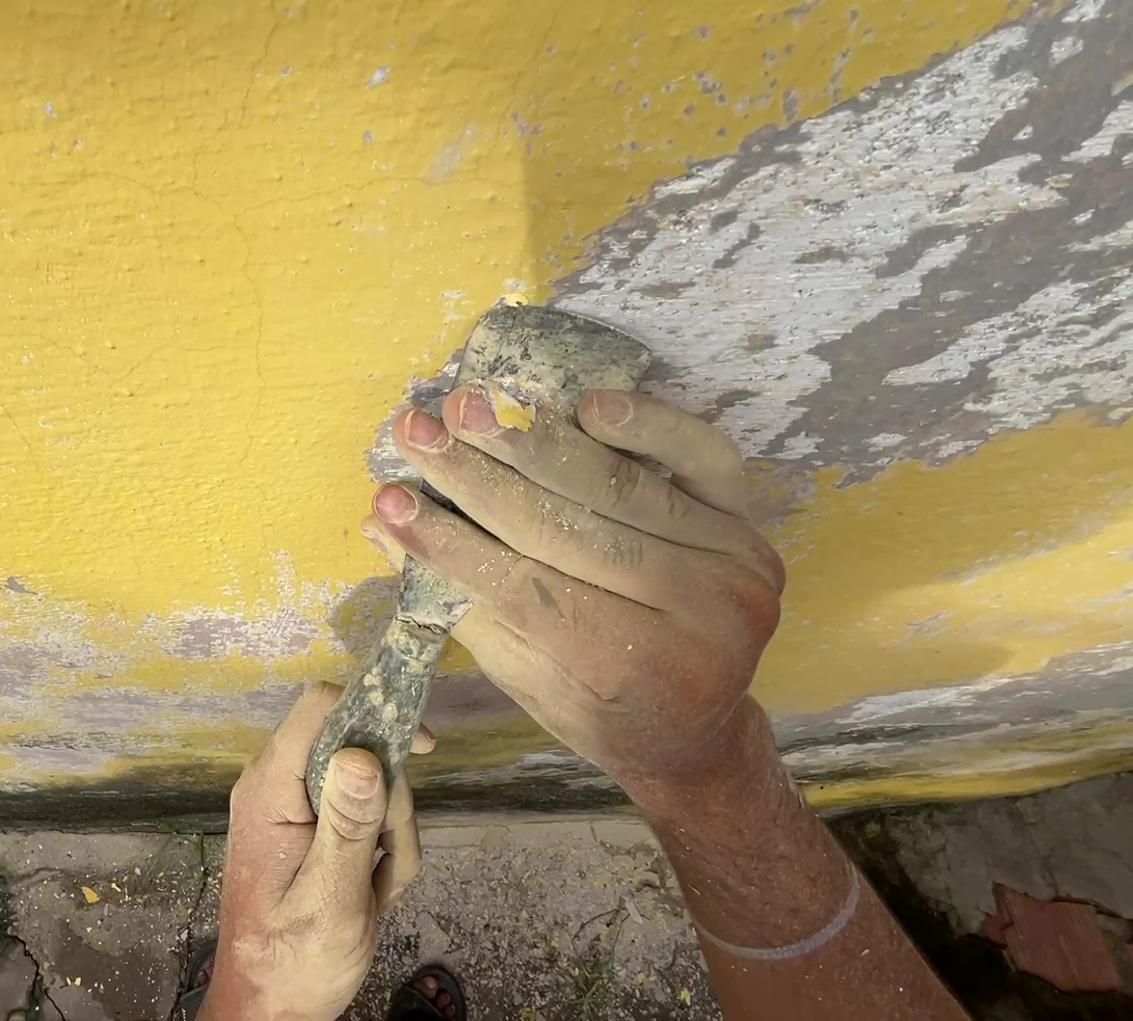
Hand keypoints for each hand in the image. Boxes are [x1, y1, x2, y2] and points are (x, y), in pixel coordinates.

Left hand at [202, 684, 431, 1020]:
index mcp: (270, 787)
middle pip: (356, 747)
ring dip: (388, 833)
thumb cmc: (293, 962)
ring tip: (376, 890)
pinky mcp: (308, 821)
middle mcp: (277, 780)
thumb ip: (347, 824)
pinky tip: (372, 889)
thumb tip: (362, 753)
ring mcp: (292, 800)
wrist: (268, 1007)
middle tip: (387, 859)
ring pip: (369, 782)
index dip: (372, 710)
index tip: (422, 746)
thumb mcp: (331, 900)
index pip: (320, 707)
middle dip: (388, 802)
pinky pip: (361, 810)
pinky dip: (380, 847)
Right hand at [362, 382, 782, 793]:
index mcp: (627, 672)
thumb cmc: (592, 707)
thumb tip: (381, 528)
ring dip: (531, 439)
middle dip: (476, 476)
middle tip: (416, 431)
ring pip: (614, 487)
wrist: (695, 729)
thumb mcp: (516, 673)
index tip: (387, 499)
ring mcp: (732, 565)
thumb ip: (456, 596)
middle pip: (562, 528)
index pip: (519, 587)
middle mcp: (694, 617)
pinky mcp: (751, 524)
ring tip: (465, 404)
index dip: (448, 541)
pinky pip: (703, 454)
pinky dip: (647, 423)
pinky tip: (587, 403)